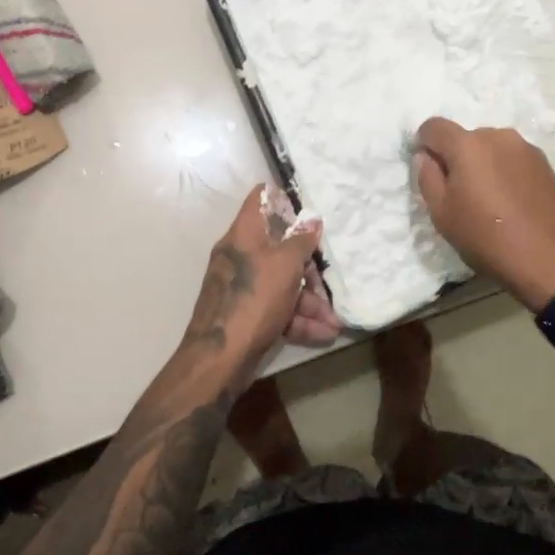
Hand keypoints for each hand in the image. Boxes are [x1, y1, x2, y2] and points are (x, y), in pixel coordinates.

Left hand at [182, 186, 341, 372]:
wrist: (219, 358)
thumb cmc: (254, 298)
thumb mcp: (285, 265)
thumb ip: (301, 241)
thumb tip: (312, 220)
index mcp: (243, 235)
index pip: (259, 200)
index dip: (281, 197)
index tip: (306, 202)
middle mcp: (240, 257)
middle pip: (278, 248)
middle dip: (308, 266)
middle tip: (331, 277)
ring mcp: (242, 288)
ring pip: (282, 283)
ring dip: (310, 301)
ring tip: (335, 320)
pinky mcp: (247, 315)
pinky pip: (277, 309)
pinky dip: (299, 320)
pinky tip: (324, 334)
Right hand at [414, 118, 554, 310]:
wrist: (554, 261)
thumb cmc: (488, 238)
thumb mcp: (443, 215)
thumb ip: (427, 178)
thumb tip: (425, 156)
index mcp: (468, 144)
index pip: (433, 126)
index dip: (424, 145)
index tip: (430, 172)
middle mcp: (497, 135)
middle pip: (465, 138)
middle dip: (457, 158)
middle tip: (460, 194)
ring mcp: (526, 148)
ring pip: (491, 148)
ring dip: (483, 165)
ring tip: (490, 201)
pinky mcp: (546, 163)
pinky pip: (512, 159)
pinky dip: (505, 172)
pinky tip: (511, 203)